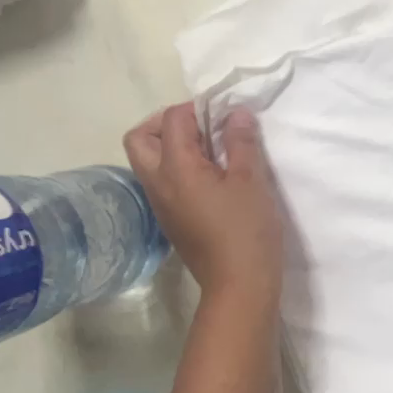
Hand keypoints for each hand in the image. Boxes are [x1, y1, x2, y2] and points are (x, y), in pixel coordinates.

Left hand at [124, 103, 283, 308]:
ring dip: (172, 145)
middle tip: (203, 127)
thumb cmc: (247, 229)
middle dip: (167, 123)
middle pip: (141, 138)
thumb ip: (241, 143)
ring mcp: (160, 203)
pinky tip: (212, 178)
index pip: (173, 120)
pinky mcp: (171, 218)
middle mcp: (158, 182)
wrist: (239, 283)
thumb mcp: (252, 181)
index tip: (226, 114)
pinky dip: (179, 167)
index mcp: (176, 168)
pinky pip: (162, 180)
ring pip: (148, 160)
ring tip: (212, 152)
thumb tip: (236, 113)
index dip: (198, 109)